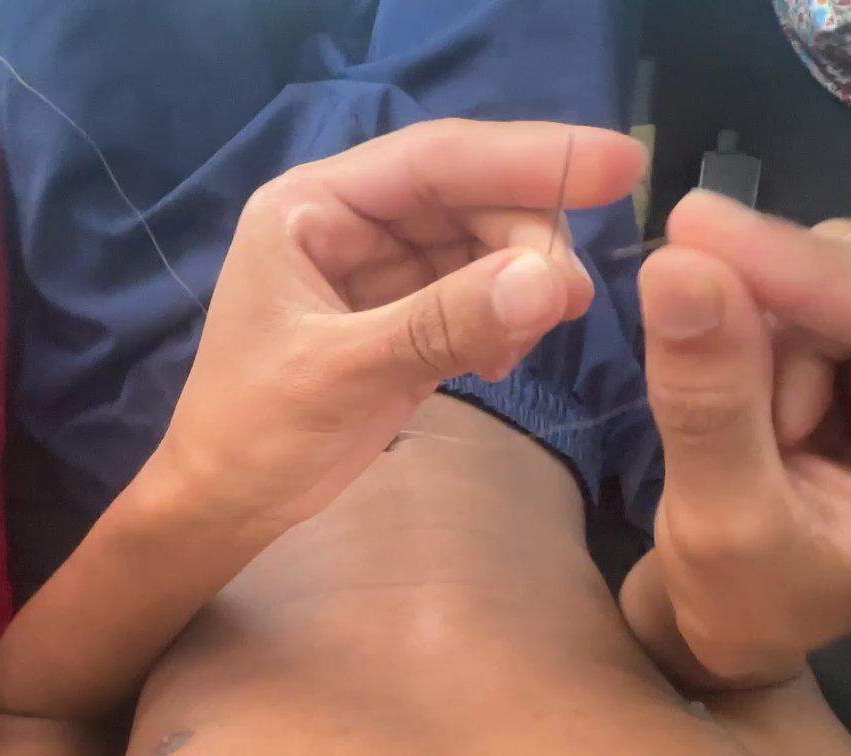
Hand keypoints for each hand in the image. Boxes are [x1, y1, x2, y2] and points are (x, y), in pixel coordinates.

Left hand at [150, 119, 645, 536]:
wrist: (230, 501)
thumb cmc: (256, 430)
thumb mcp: (342, 371)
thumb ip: (441, 323)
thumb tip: (551, 281)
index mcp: (313, 208)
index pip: (433, 162)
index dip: (528, 158)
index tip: (620, 165)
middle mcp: (349, 228)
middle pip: (464, 202)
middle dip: (526, 241)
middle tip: (571, 299)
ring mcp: (378, 278)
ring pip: (475, 253)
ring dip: (517, 288)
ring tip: (527, 343)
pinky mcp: (401, 325)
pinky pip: (470, 303)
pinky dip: (498, 325)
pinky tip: (498, 362)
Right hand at [625, 189, 850, 685]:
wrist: (748, 613)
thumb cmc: (738, 598)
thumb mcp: (714, 521)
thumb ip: (706, 401)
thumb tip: (676, 266)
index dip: (810, 264)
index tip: (688, 231)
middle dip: (798, 302)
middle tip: (724, 382)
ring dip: (784, 316)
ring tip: (753, 418)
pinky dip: (784, 314)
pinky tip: (769, 391)